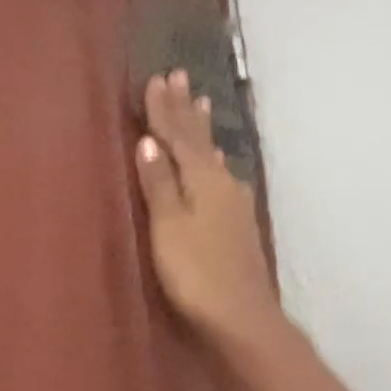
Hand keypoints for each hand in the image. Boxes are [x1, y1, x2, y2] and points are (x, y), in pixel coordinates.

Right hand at [134, 70, 285, 345]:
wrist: (242, 315)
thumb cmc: (196, 272)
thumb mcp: (169, 227)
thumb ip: (158, 184)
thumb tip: (148, 141)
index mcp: (203, 179)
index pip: (177, 135)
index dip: (163, 109)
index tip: (155, 78)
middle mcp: (223, 181)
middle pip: (198, 139)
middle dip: (185, 109)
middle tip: (179, 76)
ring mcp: (234, 202)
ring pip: (212, 153)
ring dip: (202, 128)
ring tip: (200, 102)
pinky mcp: (237, 221)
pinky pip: (219, 172)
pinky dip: (210, 155)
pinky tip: (214, 159)